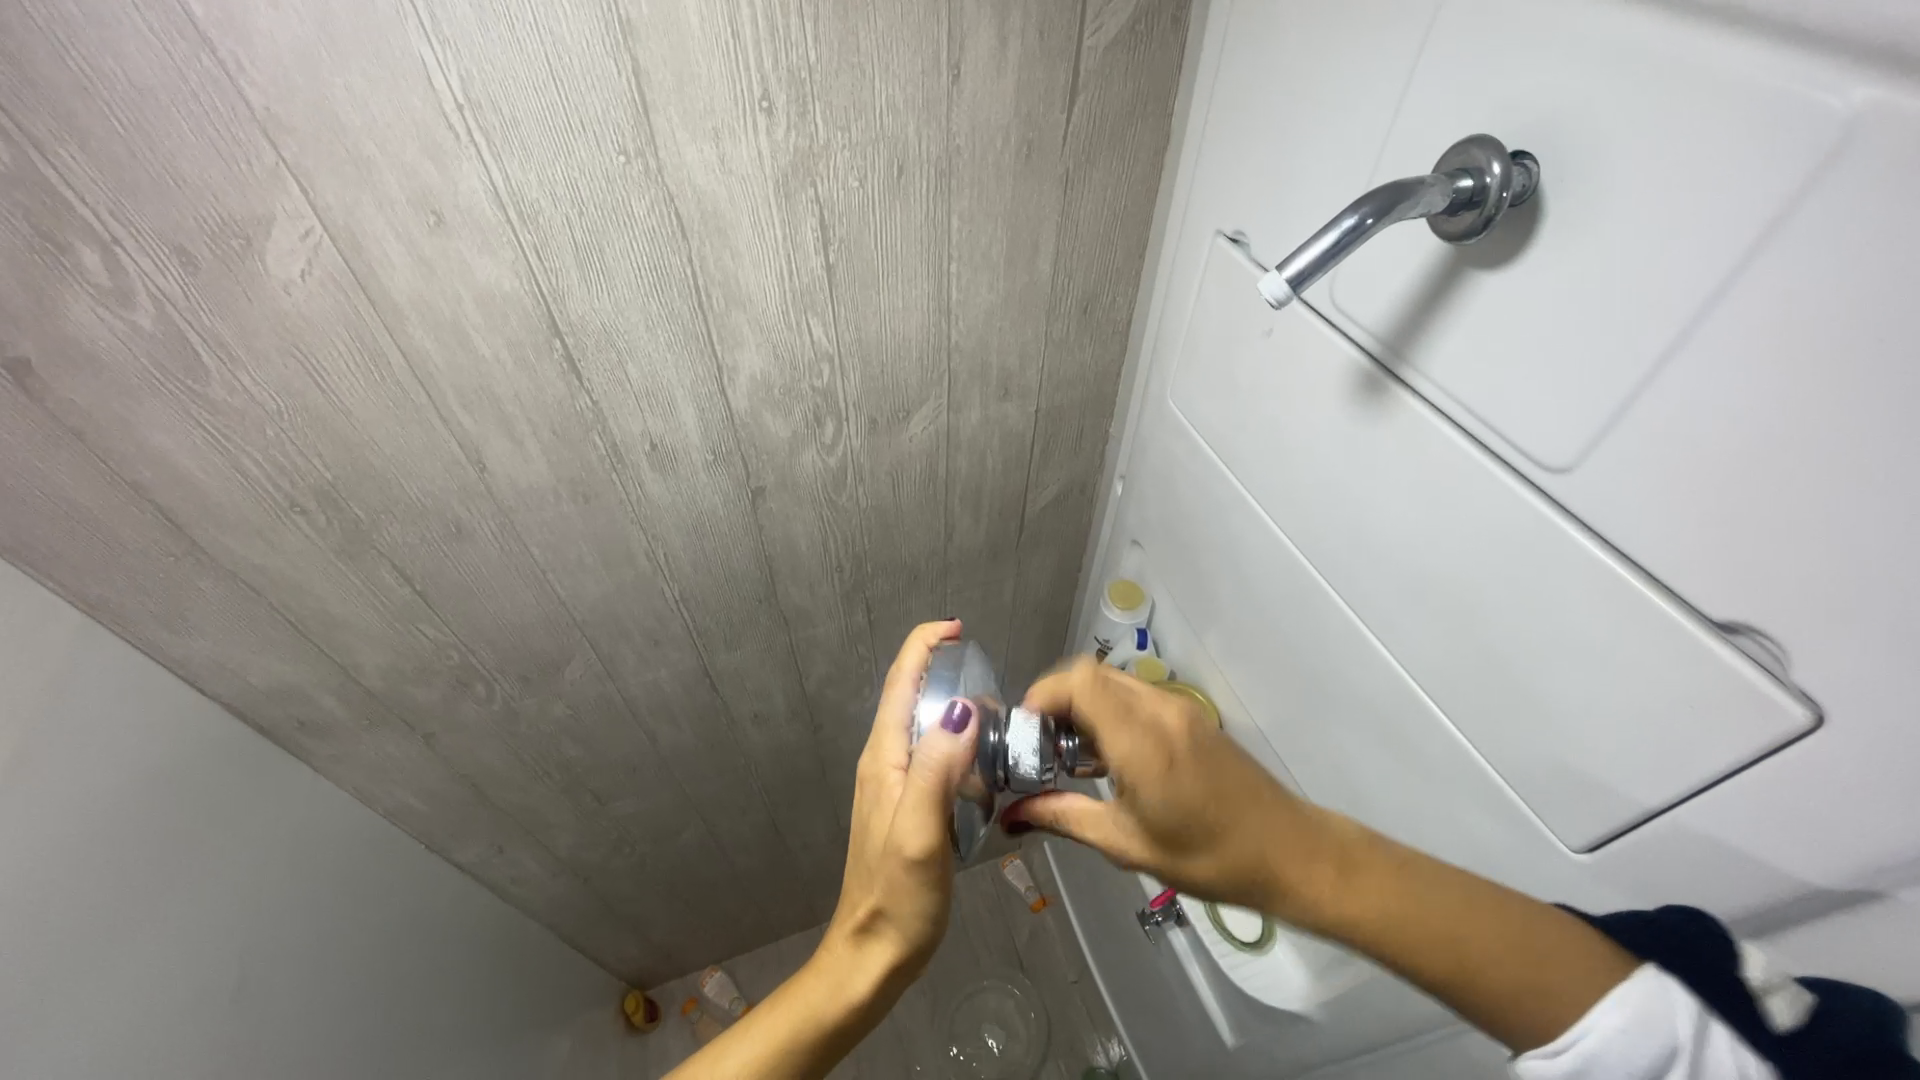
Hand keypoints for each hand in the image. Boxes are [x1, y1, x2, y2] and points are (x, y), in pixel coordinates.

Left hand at [820, 619, 978, 992]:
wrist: (873, 954)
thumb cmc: (897, 895)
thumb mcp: (919, 829)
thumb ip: (937, 766)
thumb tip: (964, 706)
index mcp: (884, 757)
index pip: (899, 681)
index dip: (924, 645)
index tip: (958, 627)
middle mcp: (886, 761)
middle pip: (911, 697)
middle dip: (946, 671)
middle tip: (993, 676)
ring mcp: (896, 785)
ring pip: (927, 728)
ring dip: (957, 709)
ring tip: (1001, 717)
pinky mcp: (910, 807)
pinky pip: (937, 759)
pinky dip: (962, 746)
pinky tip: (988, 765)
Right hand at [999, 657, 1346, 920]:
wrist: (1289, 852)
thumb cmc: (1206, 857)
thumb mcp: (1126, 843)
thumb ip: (1063, 817)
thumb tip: (1010, 815)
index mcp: (1141, 740)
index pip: (1079, 681)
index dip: (1043, 694)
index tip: (1024, 733)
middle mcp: (1159, 710)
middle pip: (1091, 674)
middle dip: (1056, 701)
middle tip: (1040, 747)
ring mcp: (1179, 708)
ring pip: (1113, 683)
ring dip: (1083, 706)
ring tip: (1071, 756)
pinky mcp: (1191, 716)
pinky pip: (1136, 697)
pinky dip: (1110, 712)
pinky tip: (1109, 758)